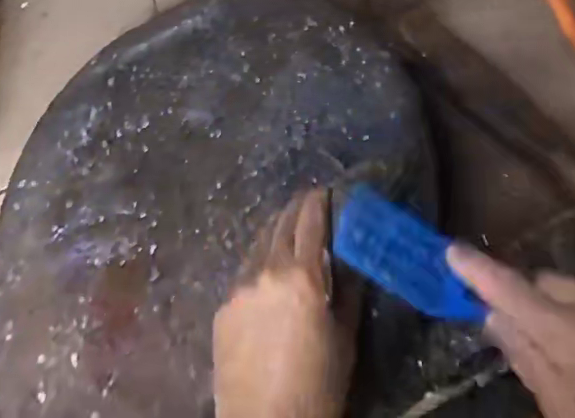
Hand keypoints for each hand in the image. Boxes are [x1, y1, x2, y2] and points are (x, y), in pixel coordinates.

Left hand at [213, 189, 356, 417]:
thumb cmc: (318, 383)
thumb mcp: (345, 334)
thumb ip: (349, 287)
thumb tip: (351, 255)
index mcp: (302, 274)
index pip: (311, 218)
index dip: (320, 199)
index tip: (328, 191)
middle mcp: (267, 269)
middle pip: (282, 222)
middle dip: (298, 207)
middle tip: (310, 203)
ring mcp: (240, 287)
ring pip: (259, 242)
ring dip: (276, 229)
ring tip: (288, 228)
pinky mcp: (223, 308)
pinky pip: (243, 270)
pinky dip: (259, 259)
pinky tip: (267, 269)